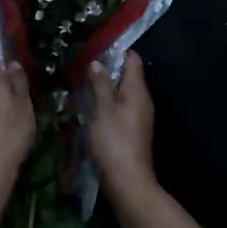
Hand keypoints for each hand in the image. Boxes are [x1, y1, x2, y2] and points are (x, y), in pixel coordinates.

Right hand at [87, 51, 153, 192]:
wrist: (128, 178)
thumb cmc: (114, 141)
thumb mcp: (103, 110)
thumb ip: (101, 85)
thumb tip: (98, 62)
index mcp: (137, 90)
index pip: (132, 60)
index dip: (116, 52)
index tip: (96, 49)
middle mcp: (142, 98)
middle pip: (128, 75)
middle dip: (108, 69)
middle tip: (84, 66)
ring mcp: (139, 114)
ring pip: (122, 91)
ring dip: (106, 86)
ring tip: (84, 84)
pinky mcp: (132, 127)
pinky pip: (121, 106)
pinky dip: (108, 102)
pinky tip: (92, 106)